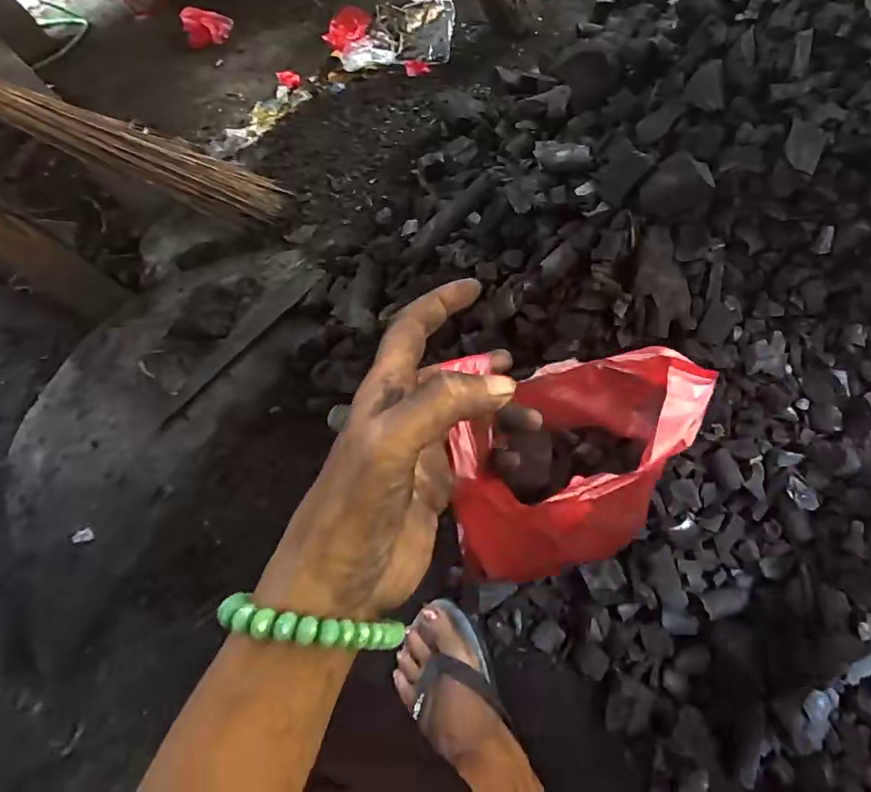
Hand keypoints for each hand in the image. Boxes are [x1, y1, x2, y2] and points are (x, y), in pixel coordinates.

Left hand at [254, 279, 523, 621]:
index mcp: (384, 393)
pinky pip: (475, 457)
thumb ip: (442, 405)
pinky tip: (520, 460)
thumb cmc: (354, 502)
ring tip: (532, 423)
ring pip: (468, 418)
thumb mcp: (390, 442)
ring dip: (500, 415)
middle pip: (449, 377)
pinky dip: (501, 453)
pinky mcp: (436, 488)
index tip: (474, 287)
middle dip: (484, 371)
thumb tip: (502, 383)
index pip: (410, 333)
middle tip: (522, 378)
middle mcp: (403, 415)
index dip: (438, 305)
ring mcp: (420, 452)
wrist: (338, 583)